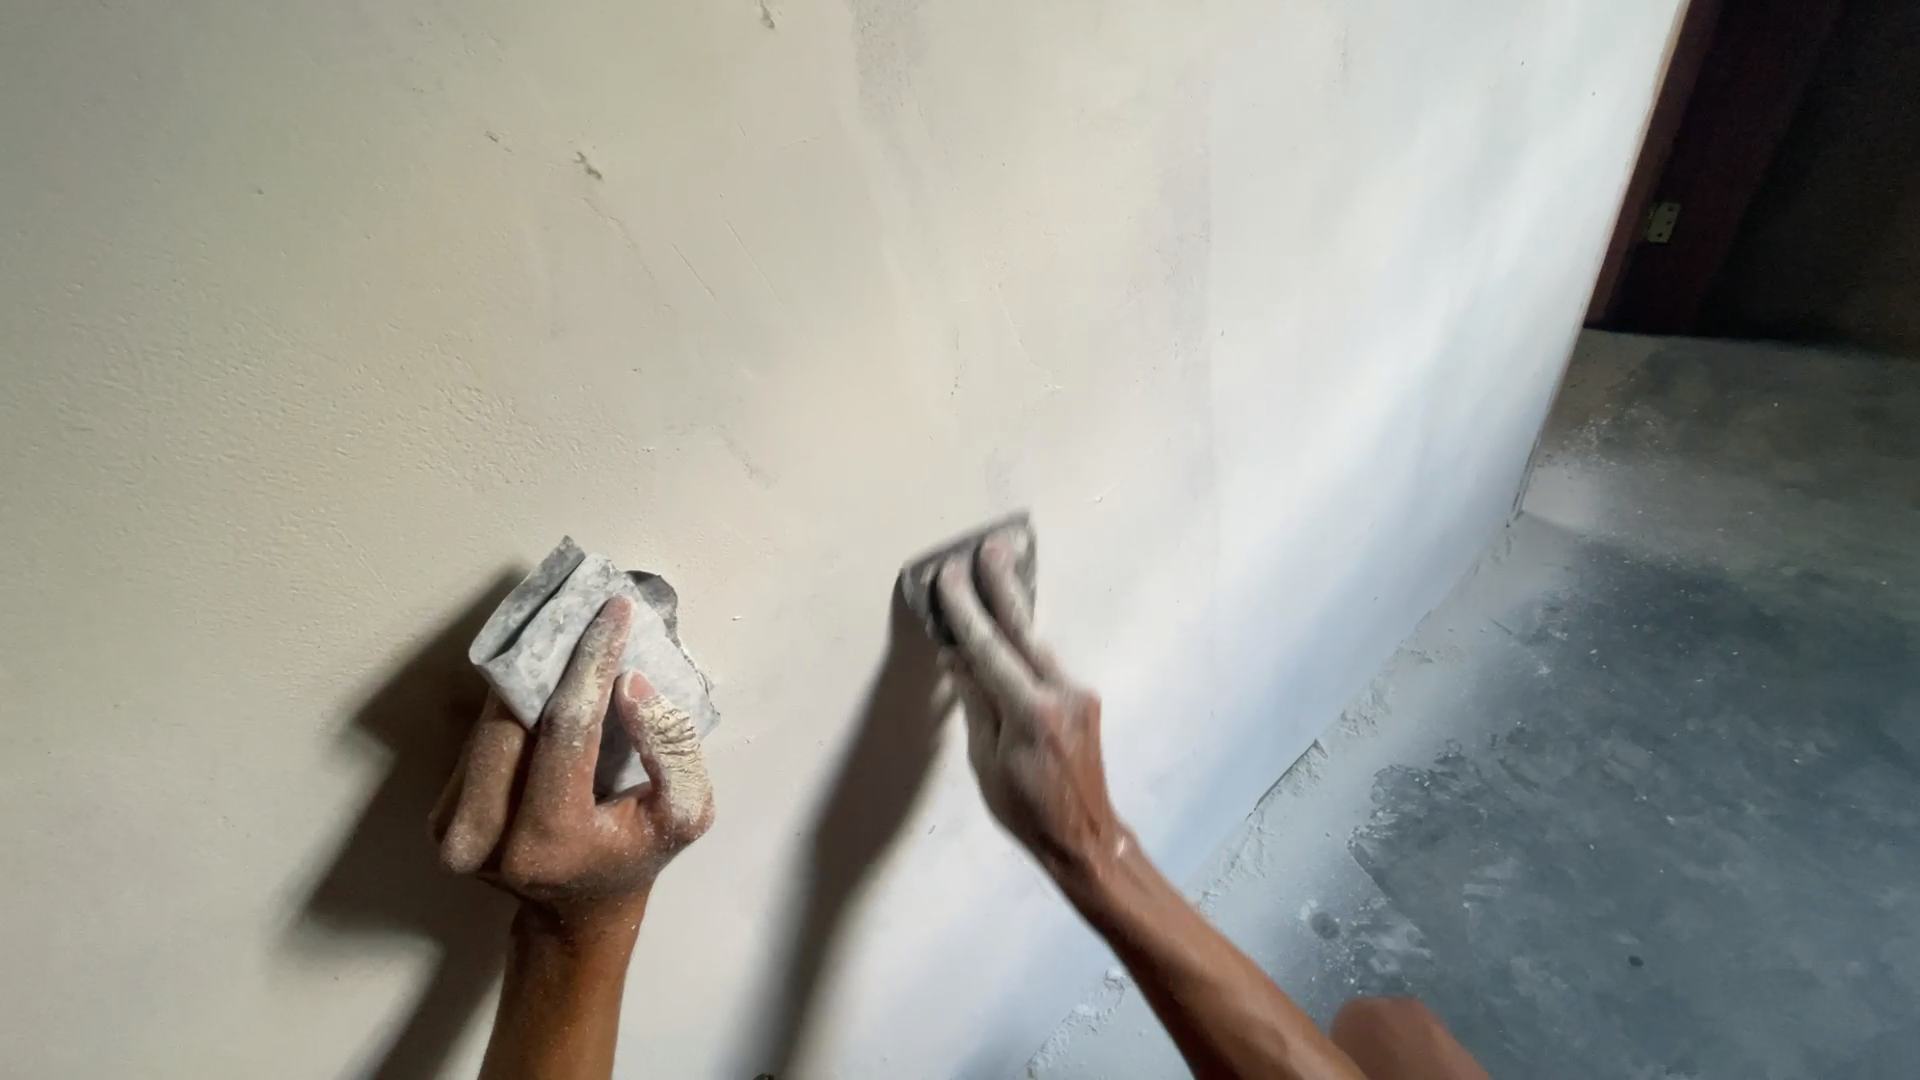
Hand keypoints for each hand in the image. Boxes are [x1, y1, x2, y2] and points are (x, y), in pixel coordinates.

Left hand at [430, 595, 714, 944]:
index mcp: (547, 839)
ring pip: (487, 722)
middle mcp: (481, 838)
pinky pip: (480, 739)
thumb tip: (630, 684)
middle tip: (581, 607)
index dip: (592, 662)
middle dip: (550, 654)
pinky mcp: (441, 816)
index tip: (614, 612)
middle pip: (511, 717)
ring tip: (564, 627)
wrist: (577, 913)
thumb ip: (672, 748)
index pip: (567, 728)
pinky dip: (512, 698)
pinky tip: (544, 671)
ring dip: (526, 670)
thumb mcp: (686, 813)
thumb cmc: (639, 856)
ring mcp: (451, 830)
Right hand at [936, 529, 1128, 883]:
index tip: (949, 575)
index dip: (967, 610)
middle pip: (1023, 630)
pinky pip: (1046, 664)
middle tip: (991, 546)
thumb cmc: (1025, 810)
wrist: (1085, 837)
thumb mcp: (986, 762)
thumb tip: (959, 656)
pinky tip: (1009, 632)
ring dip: (1014, 612)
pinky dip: (1023, 647)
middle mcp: (1062, 694)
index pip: (990, 649)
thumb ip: (976, 703)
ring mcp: (1079, 694)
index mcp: (1032, 713)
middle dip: (1003, 586)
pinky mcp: (1085, 699)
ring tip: (996, 574)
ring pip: (1037, 645)